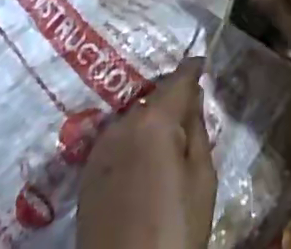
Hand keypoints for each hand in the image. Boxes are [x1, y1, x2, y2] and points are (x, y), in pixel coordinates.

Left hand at [77, 60, 215, 248]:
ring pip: (133, 118)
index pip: (178, 79)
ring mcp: (100, 146)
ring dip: (150, 120)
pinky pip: (117, 140)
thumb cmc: (174, 229)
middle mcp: (122, 122)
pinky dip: (132, 141)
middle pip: (153, 97)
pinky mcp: (87, 170)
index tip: (203, 62)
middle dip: (172, 99)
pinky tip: (144, 164)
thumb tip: (193, 98)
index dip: (193, 68)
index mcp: (154, 119)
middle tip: (191, 111)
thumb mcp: (202, 179)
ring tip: (168, 142)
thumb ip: (198, 130)